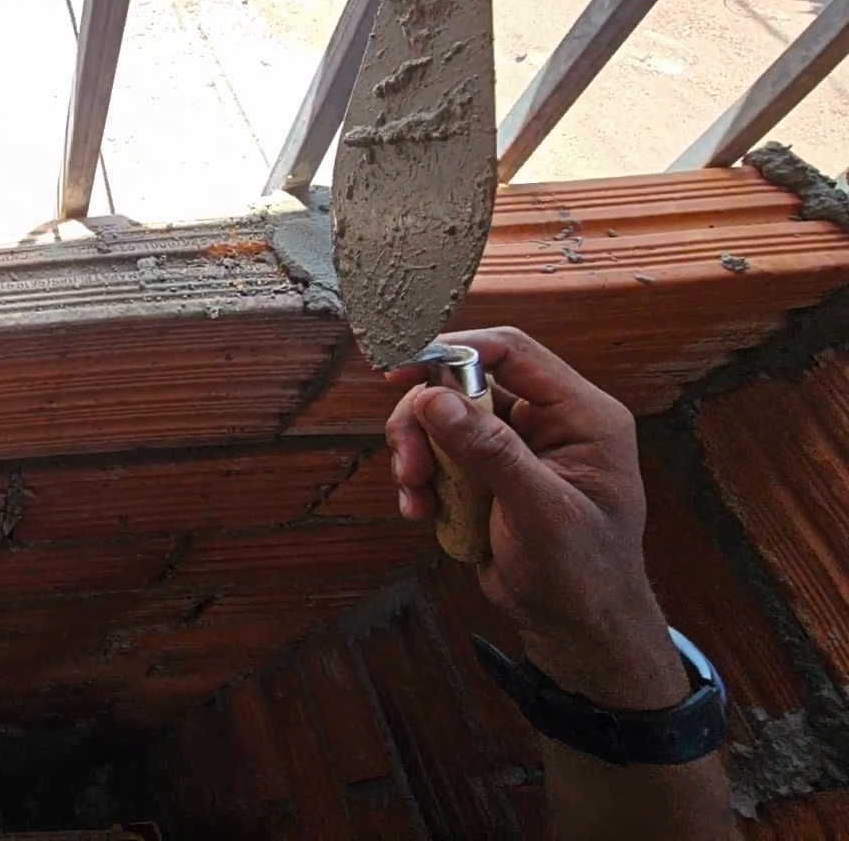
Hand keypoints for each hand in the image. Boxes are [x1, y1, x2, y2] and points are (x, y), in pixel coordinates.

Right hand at [385, 328, 688, 709]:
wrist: (573, 626)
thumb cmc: (581, 573)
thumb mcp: (539, 510)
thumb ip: (489, 450)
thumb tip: (431, 397)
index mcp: (579, 416)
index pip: (509, 352)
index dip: (450, 350)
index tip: (396, 370)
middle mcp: (542, 421)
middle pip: (456, 384)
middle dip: (421, 421)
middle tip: (409, 464)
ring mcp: (508, 445)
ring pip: (435, 417)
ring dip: (414, 453)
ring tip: (415, 493)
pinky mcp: (479, 468)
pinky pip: (430, 451)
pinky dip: (416, 477)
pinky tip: (421, 509)